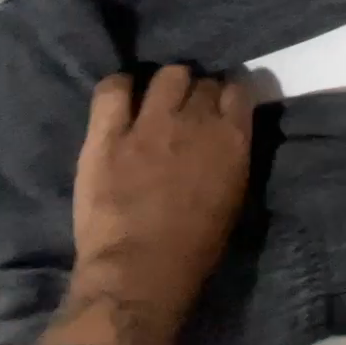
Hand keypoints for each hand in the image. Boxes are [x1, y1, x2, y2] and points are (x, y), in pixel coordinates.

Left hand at [72, 66, 252, 314]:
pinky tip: (121, 96)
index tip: (222, 105)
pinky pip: (111, 91)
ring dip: (167, 85)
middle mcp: (196, 119)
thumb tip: (227, 131)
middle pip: (202, 81)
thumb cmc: (199, 239)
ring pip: (167, 76)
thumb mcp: (236, 187)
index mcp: (233, 134)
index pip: (238, 88)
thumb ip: (233, 148)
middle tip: (188, 109)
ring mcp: (150, 125)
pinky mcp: (107, 137)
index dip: (229, 94)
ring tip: (157, 101)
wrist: (141, 268)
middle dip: (198, 91)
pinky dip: (119, 87)